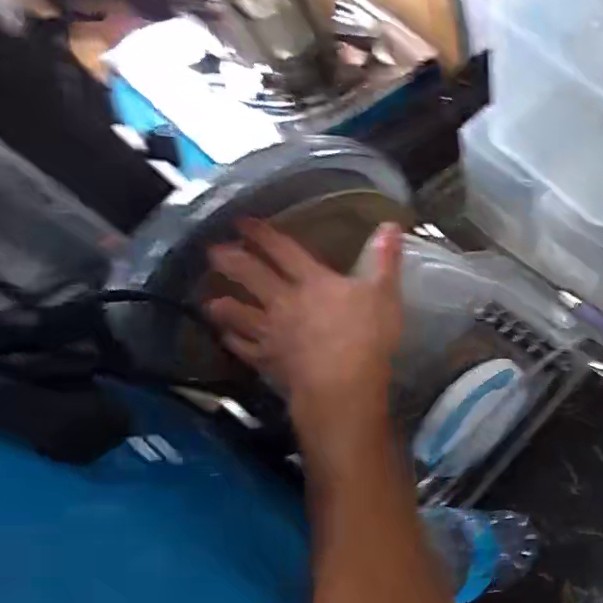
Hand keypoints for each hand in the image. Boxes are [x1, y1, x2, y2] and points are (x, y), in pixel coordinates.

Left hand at [204, 219, 403, 432]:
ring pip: (238, 312)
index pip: (283, 251)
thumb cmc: (368, 334)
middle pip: (251, 276)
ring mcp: (271, 331)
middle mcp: (284, 301)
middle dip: (230, 260)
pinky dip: (233, 339)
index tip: (243, 221)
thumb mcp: (385, 292)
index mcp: (314, 282)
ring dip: (223, 304)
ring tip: (212, 299)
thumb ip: (385, 259)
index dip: (263, 234)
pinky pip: (243, 346)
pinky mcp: (266, 358)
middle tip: (214, 251)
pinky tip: (228, 337)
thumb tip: (390, 225)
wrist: (342, 381)